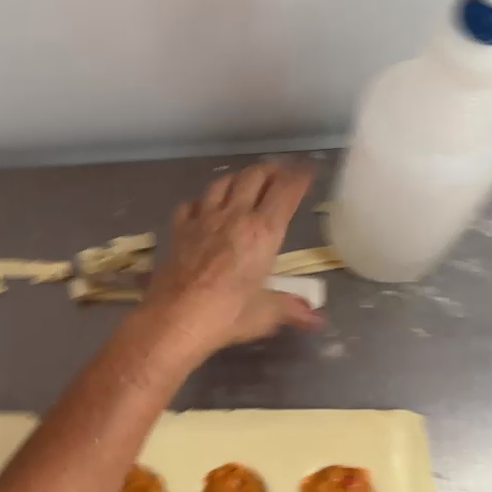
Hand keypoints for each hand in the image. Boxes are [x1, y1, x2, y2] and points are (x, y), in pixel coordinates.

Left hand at [139, 162, 324, 358]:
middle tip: (280, 174)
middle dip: (271, 170)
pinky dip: (202, 201)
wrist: (175, 320)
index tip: (307, 171)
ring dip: (238, 178)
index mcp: (263, 232)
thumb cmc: (226, 316)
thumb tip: (316, 321)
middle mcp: (234, 216)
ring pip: (222, 182)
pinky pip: (191, 204)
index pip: (286, 191)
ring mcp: (203, 219)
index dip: (299, 176)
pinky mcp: (179, 229)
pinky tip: (204, 208)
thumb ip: (292, 310)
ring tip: (245, 183)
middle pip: (254, 176)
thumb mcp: (266, 315)